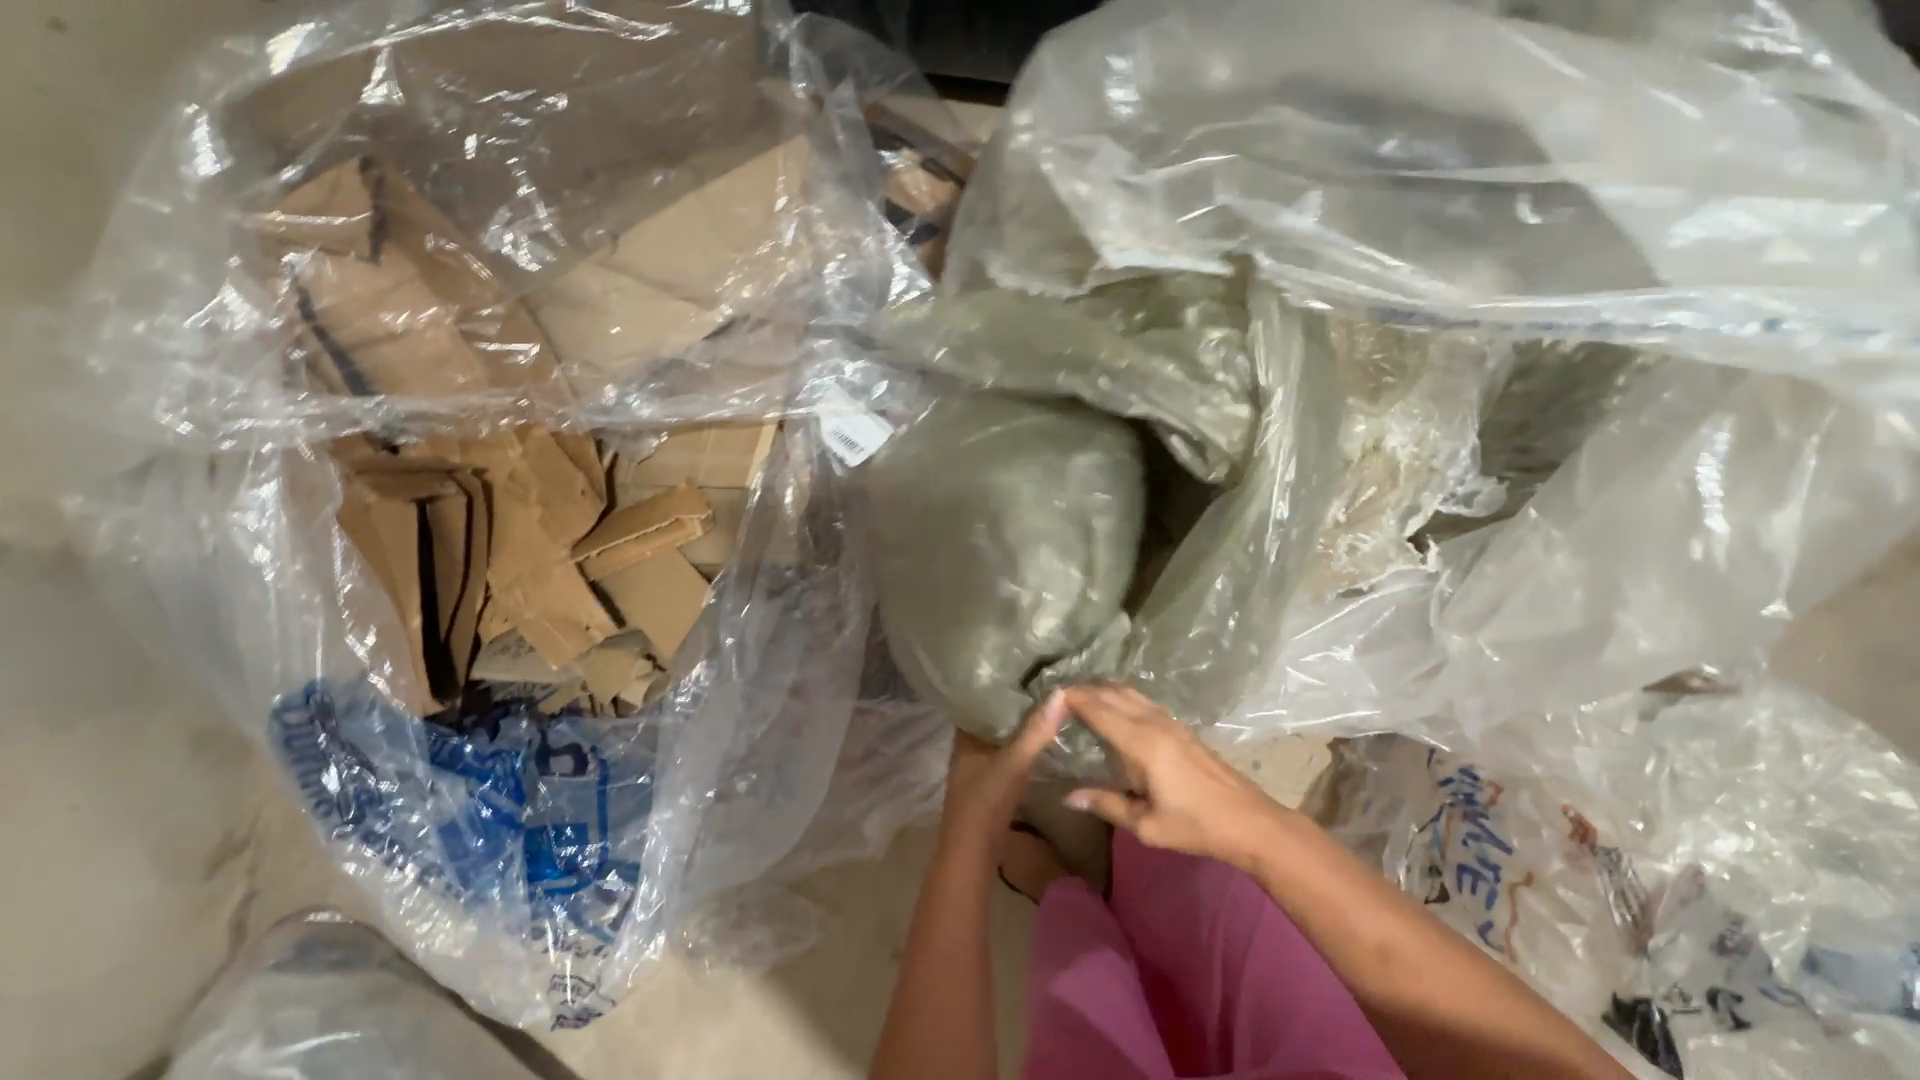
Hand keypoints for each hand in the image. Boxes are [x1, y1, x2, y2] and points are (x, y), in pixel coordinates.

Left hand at [938, 692, 1069, 851]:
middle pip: (994, 714)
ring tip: (1052, 699)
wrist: (973, 851)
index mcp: (965, 733)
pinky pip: (1010, 750)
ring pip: (1003, 733)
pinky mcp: (993, 777)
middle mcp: (969, 743)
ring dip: (1022, 721)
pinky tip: (1047, 734)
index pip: (980, 695)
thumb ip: (1036, 731)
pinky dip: (1025, 741)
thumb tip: (1061, 693)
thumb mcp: (1013, 762)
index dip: (1000, 679)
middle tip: (1048, 677)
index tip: (1027, 663)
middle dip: (1017, 699)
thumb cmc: (985, 801)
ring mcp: (980, 762)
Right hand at [1060, 684, 1289, 872]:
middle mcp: (1154, 723)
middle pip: (1112, 693)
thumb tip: (1068, 796)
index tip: (1046, 697)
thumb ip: (1105, 804)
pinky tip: (1113, 712)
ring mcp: (1171, 722)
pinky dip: (1120, 698)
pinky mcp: (1181, 728)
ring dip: (1102, 691)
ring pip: (1130, 693)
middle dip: (1083, 690)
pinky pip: (1143, 702)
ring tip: (1078, 699)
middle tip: (1055, 698)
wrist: (1249, 821)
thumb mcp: (1145, 824)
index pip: (1098, 709)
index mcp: (1142, 743)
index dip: (1071, 699)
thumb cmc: (1195, 825)